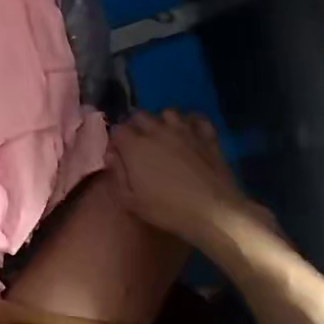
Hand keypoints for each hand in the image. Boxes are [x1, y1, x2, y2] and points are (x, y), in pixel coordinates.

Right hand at [106, 110, 270, 245]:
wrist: (212, 210)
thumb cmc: (167, 209)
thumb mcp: (131, 200)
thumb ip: (116, 174)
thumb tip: (111, 154)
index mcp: (136, 146)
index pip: (118, 129)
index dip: (116, 140)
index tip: (119, 154)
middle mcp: (158, 130)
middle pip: (140, 115)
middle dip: (135, 126)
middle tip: (139, 145)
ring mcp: (185, 130)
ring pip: (168, 112)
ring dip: (162, 121)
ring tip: (164, 137)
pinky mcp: (207, 135)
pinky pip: (196, 118)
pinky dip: (191, 122)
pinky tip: (190, 133)